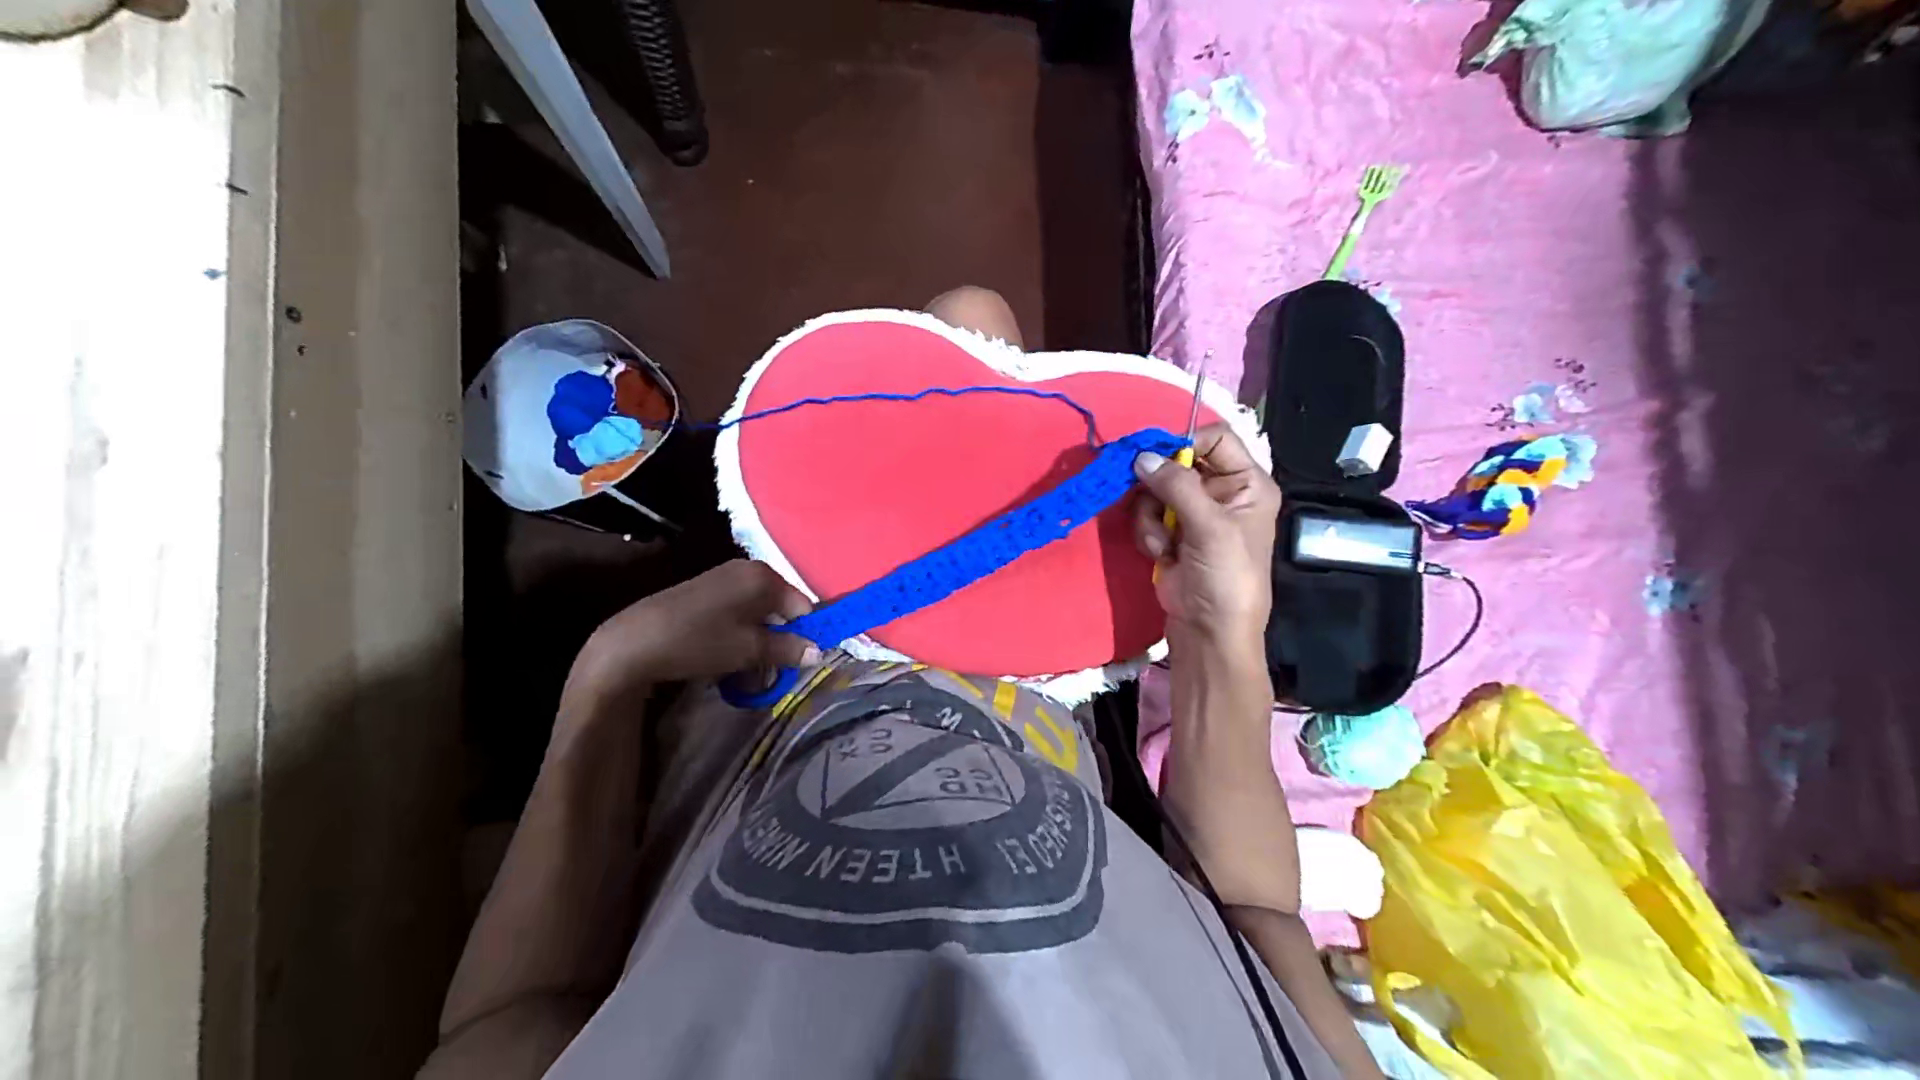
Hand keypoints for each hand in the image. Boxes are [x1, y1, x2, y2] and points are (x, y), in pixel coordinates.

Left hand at [567, 560, 819, 703]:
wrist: (633, 642)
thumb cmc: (699, 642)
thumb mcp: (749, 651)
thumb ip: (788, 649)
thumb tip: (818, 652)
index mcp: (764, 576)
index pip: (803, 605)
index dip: (805, 633)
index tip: (797, 661)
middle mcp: (748, 568)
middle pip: (782, 605)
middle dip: (781, 636)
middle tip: (770, 666)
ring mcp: (724, 575)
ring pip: (760, 609)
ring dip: (761, 636)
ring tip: (746, 662)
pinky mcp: (706, 588)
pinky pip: (739, 608)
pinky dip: (741, 629)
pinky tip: (726, 649)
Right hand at [1131, 423, 1280, 648]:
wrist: (1209, 631)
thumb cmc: (1226, 577)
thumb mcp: (1210, 527)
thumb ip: (1177, 486)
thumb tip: (1141, 456)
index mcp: (1247, 483)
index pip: (1216, 439)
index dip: (1185, 442)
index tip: (1155, 456)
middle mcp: (1221, 492)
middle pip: (1178, 462)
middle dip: (1159, 484)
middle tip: (1145, 496)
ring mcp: (1193, 513)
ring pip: (1155, 489)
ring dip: (1151, 514)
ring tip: (1163, 542)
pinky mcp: (1171, 532)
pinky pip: (1147, 513)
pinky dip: (1148, 532)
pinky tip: (1159, 553)